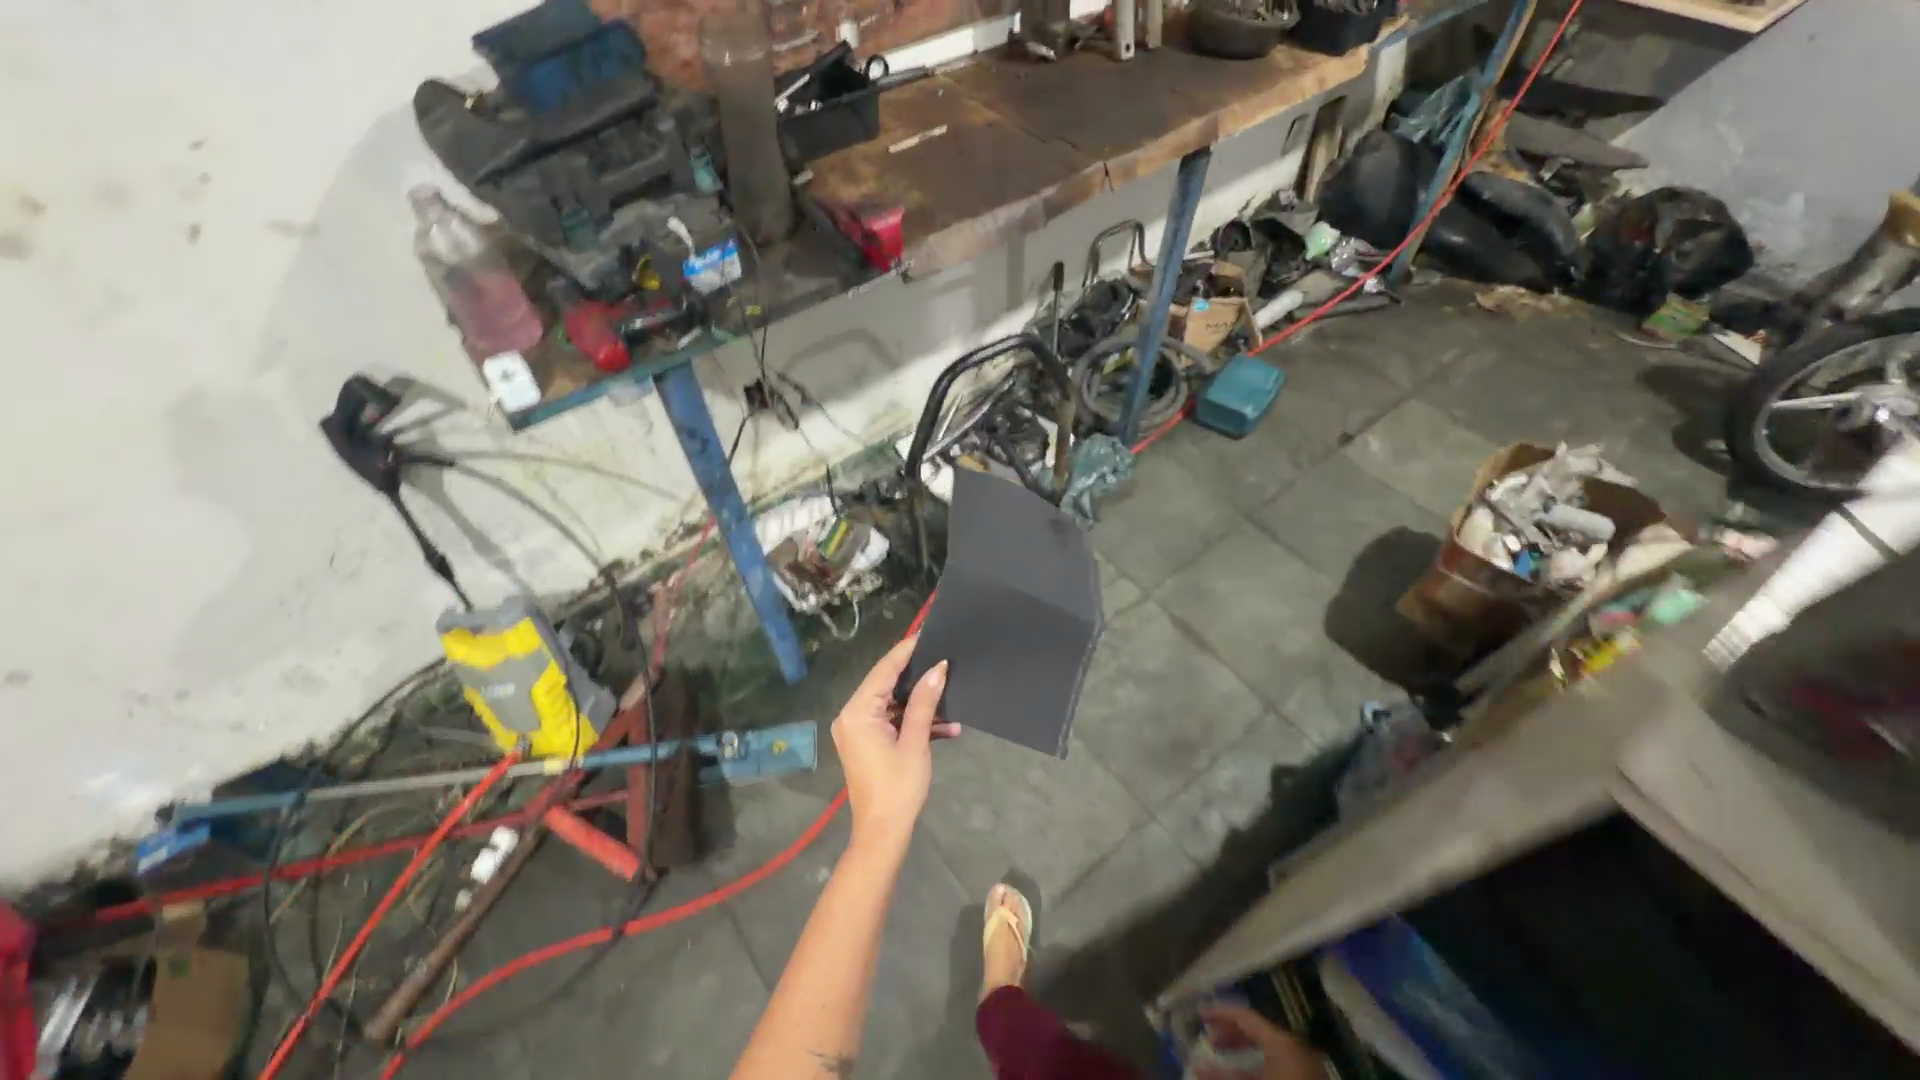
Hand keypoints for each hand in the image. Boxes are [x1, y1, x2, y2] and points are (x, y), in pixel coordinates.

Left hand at [832, 637, 957, 855]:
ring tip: (952, 699)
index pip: (883, 670)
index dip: (906, 651)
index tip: (928, 633)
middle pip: (886, 685)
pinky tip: (946, 728)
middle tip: (944, 660)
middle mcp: (851, 716)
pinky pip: (891, 722)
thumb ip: (925, 703)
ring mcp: (857, 731)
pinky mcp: (867, 744)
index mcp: (857, 712)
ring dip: (921, 705)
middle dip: (917, 677)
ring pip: (892, 704)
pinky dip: (914, 723)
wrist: (883, 833)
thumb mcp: (915, 742)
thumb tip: (938, 668)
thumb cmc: (898, 787)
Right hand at [1194, 1005, 1324, 1079]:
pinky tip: (1245, 1077)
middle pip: (1258, 1031)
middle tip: (1210, 1043)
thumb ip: (1222, 1077)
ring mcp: (1304, 1068)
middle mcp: (1295, 1049)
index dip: (1220, 1013)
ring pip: (1268, 1050)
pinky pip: (1279, 1066)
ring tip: (1223, 1063)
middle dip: (1231, 1035)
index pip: (1245, 1016)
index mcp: (1281, 1043)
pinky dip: (1259, 1068)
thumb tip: (1196, 1066)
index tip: (1200, 1016)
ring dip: (1244, 1054)